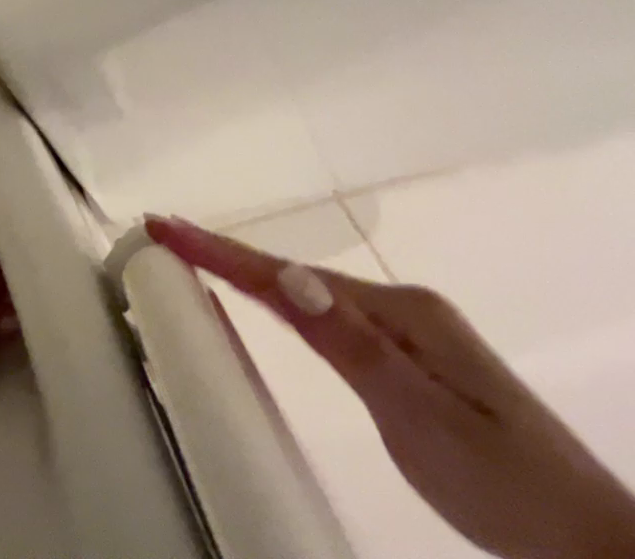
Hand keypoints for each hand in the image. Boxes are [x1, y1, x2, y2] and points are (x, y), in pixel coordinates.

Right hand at [148, 215, 634, 558]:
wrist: (589, 540)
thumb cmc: (503, 482)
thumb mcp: (421, 417)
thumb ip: (352, 346)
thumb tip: (287, 277)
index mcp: (400, 315)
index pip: (288, 276)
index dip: (221, 250)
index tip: (162, 224)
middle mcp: (399, 311)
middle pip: (291, 274)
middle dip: (222, 251)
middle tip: (160, 231)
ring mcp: (403, 333)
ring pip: (303, 292)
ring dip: (244, 270)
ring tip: (189, 252)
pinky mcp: (400, 357)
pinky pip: (319, 314)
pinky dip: (275, 298)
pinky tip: (258, 296)